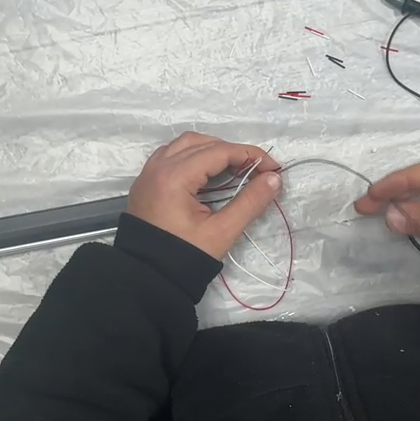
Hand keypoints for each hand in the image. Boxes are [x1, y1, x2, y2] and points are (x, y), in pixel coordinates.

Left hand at [127, 132, 281, 259]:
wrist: (146, 278)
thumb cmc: (184, 256)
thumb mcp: (221, 232)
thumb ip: (250, 202)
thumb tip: (273, 179)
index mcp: (175, 176)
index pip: (220, 151)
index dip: (251, 156)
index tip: (273, 168)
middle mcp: (159, 166)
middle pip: (202, 143)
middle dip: (233, 152)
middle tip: (257, 170)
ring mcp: (149, 172)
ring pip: (185, 145)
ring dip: (212, 150)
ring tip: (234, 168)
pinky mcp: (146, 182)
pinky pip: (171, 155)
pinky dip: (193, 156)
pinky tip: (207, 173)